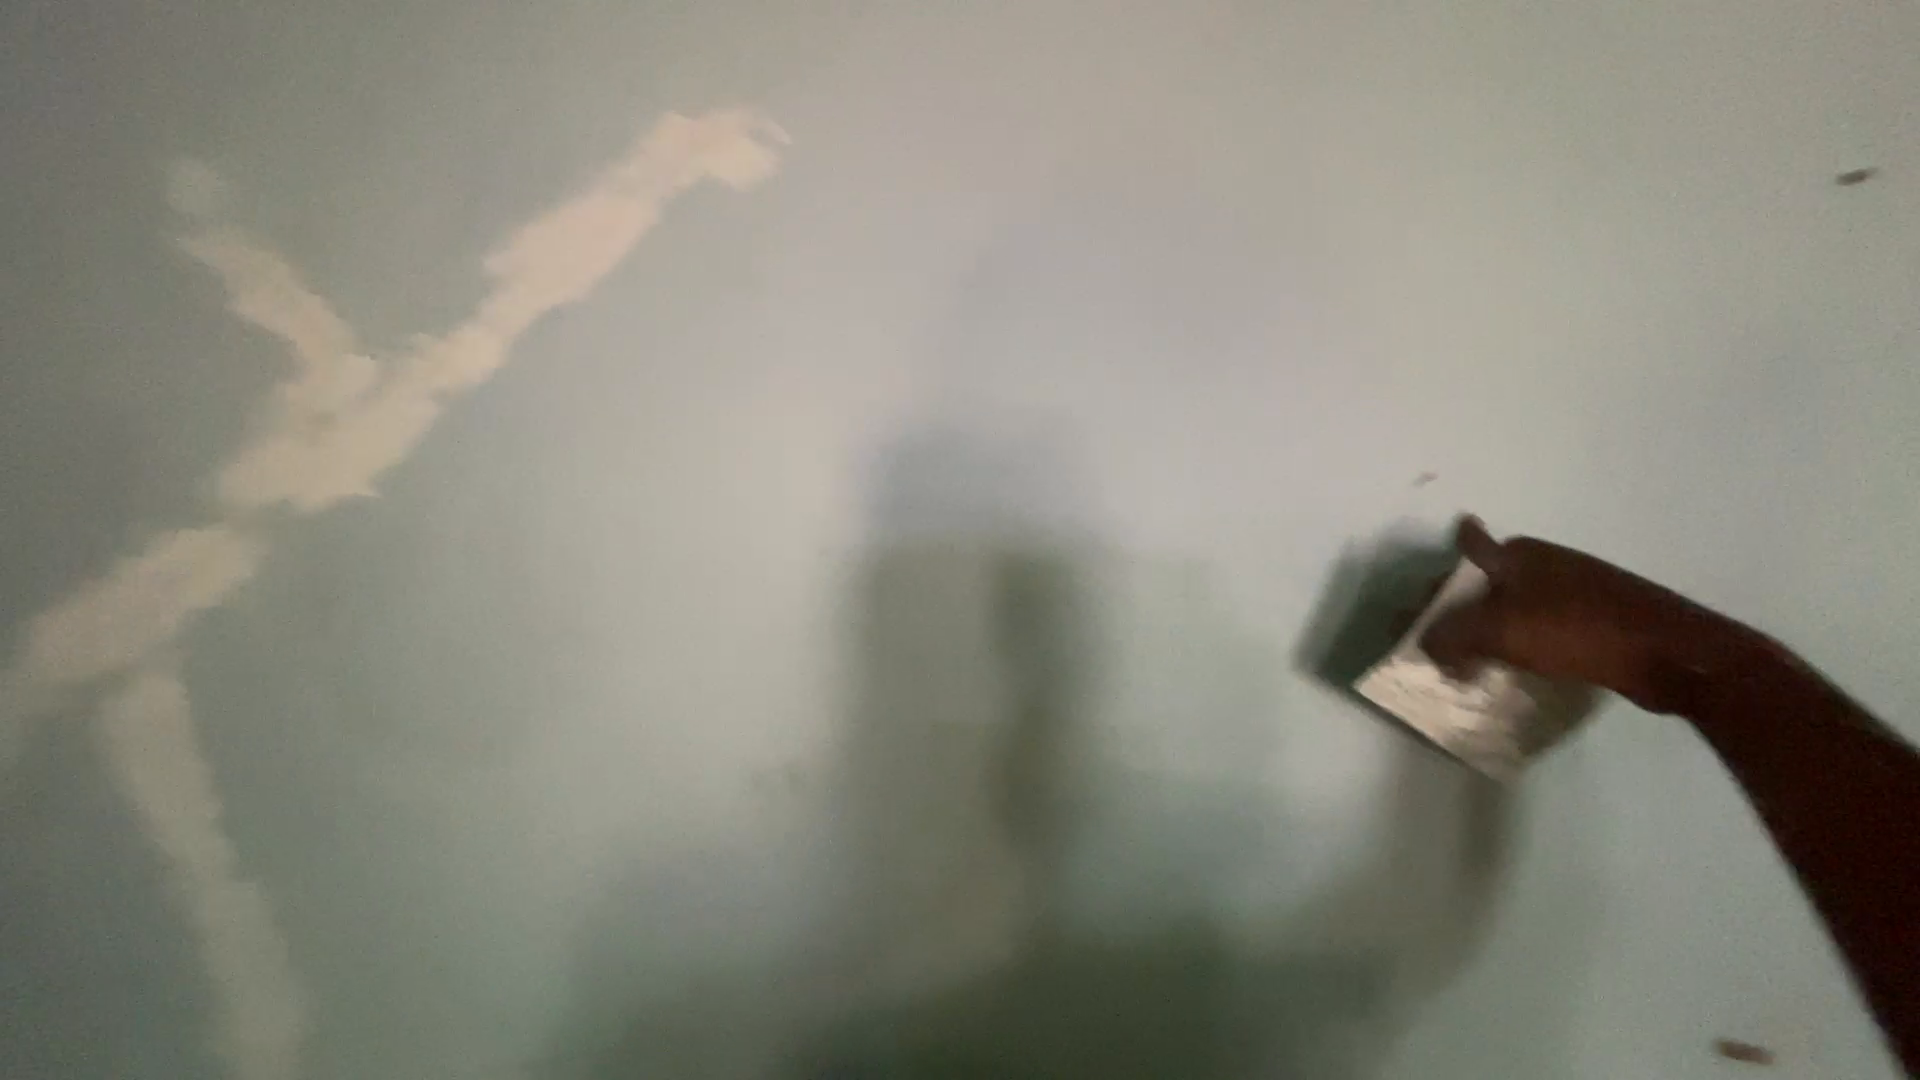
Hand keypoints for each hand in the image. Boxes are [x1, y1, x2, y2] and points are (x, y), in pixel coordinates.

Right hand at [1418, 516, 1741, 713]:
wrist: (1671, 654)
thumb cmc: (1574, 629)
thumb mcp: (1496, 632)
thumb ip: (1449, 637)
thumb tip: (1426, 647)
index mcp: (1518, 553)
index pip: (1468, 546)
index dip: (1446, 562)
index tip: (1428, 581)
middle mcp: (1545, 562)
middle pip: (1485, 580)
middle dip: (1460, 603)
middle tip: (1439, 632)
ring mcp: (1576, 588)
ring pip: (1514, 605)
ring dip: (1490, 628)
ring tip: (1471, 658)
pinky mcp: (1599, 618)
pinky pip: (1542, 626)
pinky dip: (1522, 642)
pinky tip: (1516, 665)